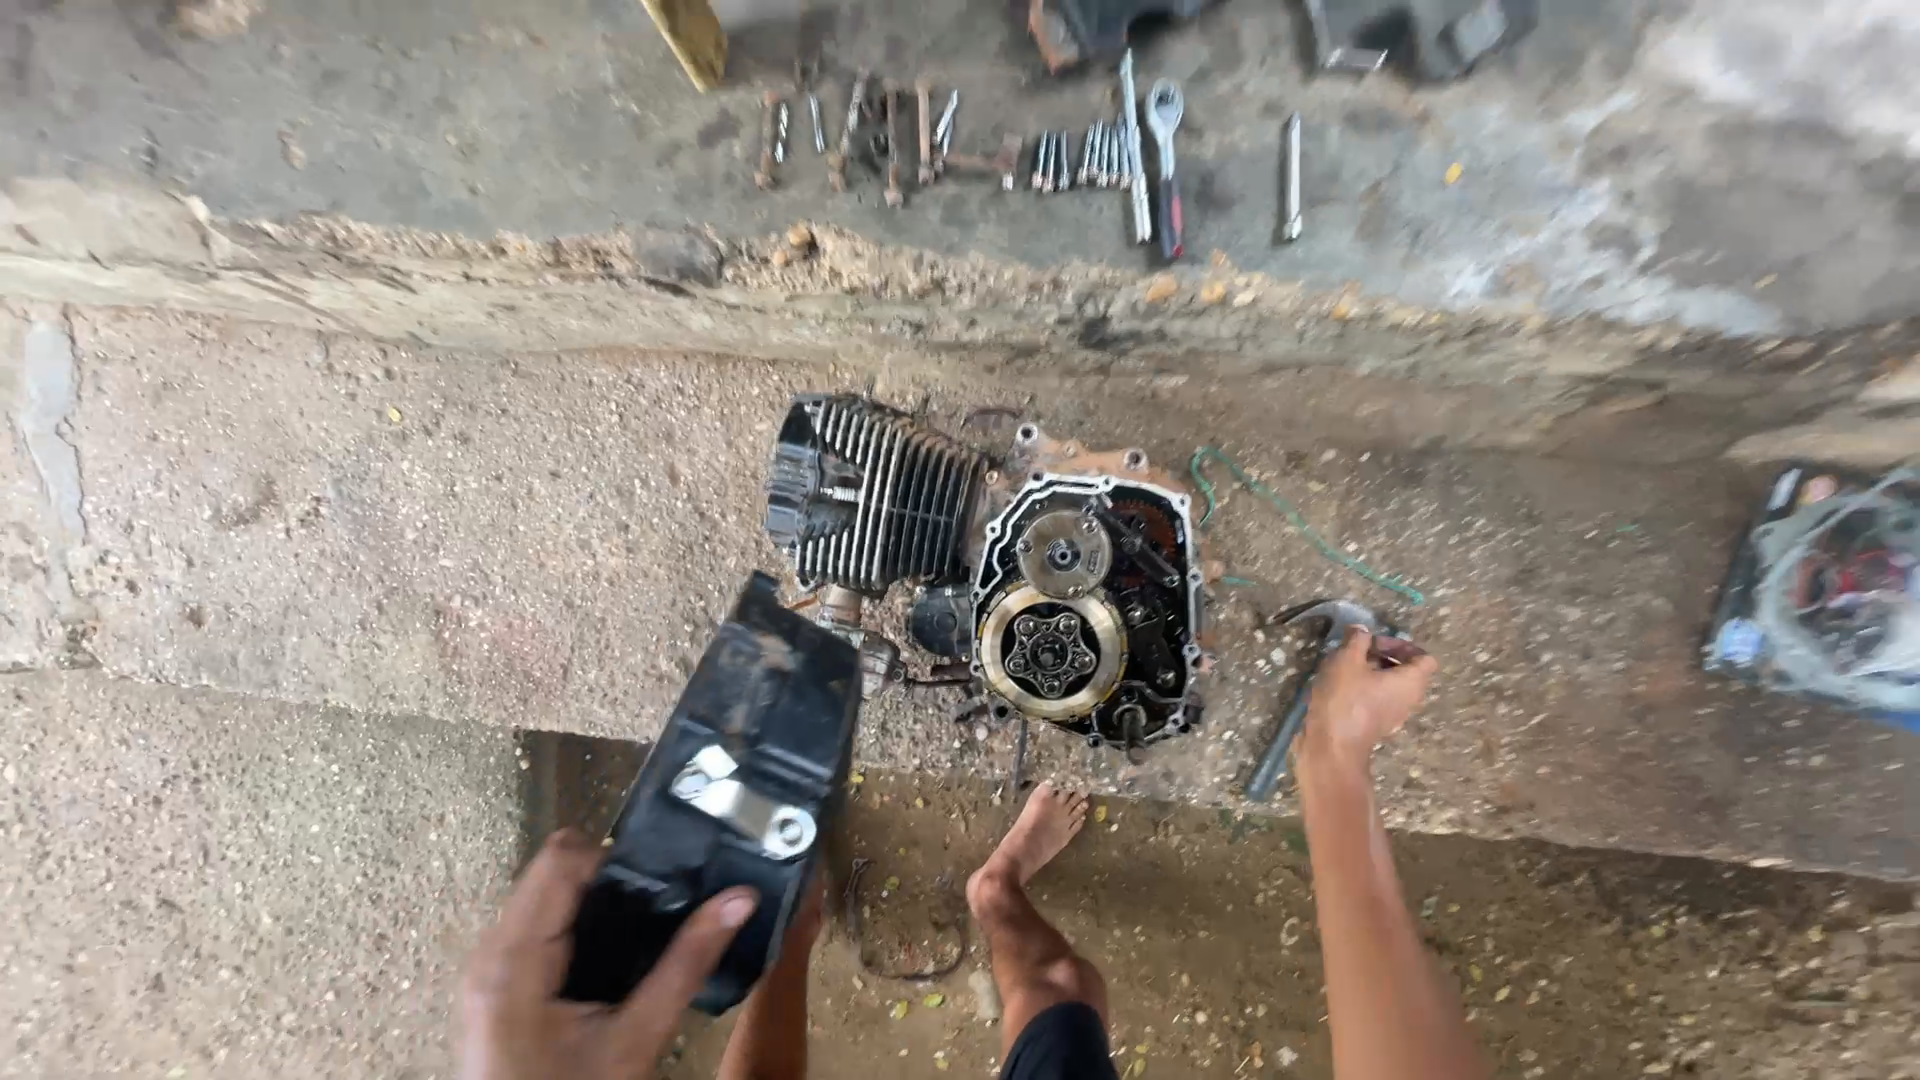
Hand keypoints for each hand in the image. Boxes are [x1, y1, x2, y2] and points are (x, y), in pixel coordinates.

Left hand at [459, 829, 758, 1079]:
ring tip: (648, 917)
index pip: (562, 858)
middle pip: (555, 870)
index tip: (662, 877)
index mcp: (515, 958)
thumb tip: (741, 897)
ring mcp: (491, 966)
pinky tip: (618, 942)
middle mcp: (492, 951)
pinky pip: (542, 919)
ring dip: (599, 896)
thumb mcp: (637, 1038)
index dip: (615, 856)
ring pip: (549, 891)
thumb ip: (688, 962)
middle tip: (664, 898)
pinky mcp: (499, 981)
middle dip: (612, 875)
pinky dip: (582, 917)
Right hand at [1298, 626, 1438, 778]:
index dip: (1402, 644)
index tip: (1374, 643)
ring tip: (1343, 668)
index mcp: (1411, 681)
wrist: (1333, 744)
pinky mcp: (1377, 724)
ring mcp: (1395, 715)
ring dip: (1370, 672)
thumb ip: (1357, 640)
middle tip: (1355, 652)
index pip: (1424, 657)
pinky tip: (1338, 687)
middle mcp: (1410, 699)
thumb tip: (1362, 630)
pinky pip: (1378, 699)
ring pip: (1391, 685)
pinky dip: (1364, 689)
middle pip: (1407, 670)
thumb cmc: (1345, 698)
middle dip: (1382, 656)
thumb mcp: (1347, 660)